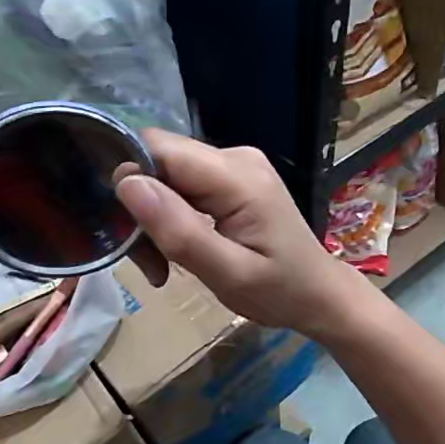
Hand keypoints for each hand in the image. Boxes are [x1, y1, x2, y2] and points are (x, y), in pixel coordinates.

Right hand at [116, 129, 374, 340]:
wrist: (319, 296)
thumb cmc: (278, 291)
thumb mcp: (227, 273)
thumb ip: (178, 230)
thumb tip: (127, 183)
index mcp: (236, 175)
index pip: (158, 148)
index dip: (130, 179)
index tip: (126, 230)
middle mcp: (233, 156)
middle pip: (159, 163)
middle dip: (140, 209)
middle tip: (146, 263)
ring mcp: (231, 166)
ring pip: (164, 177)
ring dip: (152, 220)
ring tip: (161, 267)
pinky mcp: (228, 180)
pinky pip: (180, 188)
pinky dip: (168, 220)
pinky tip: (174, 252)